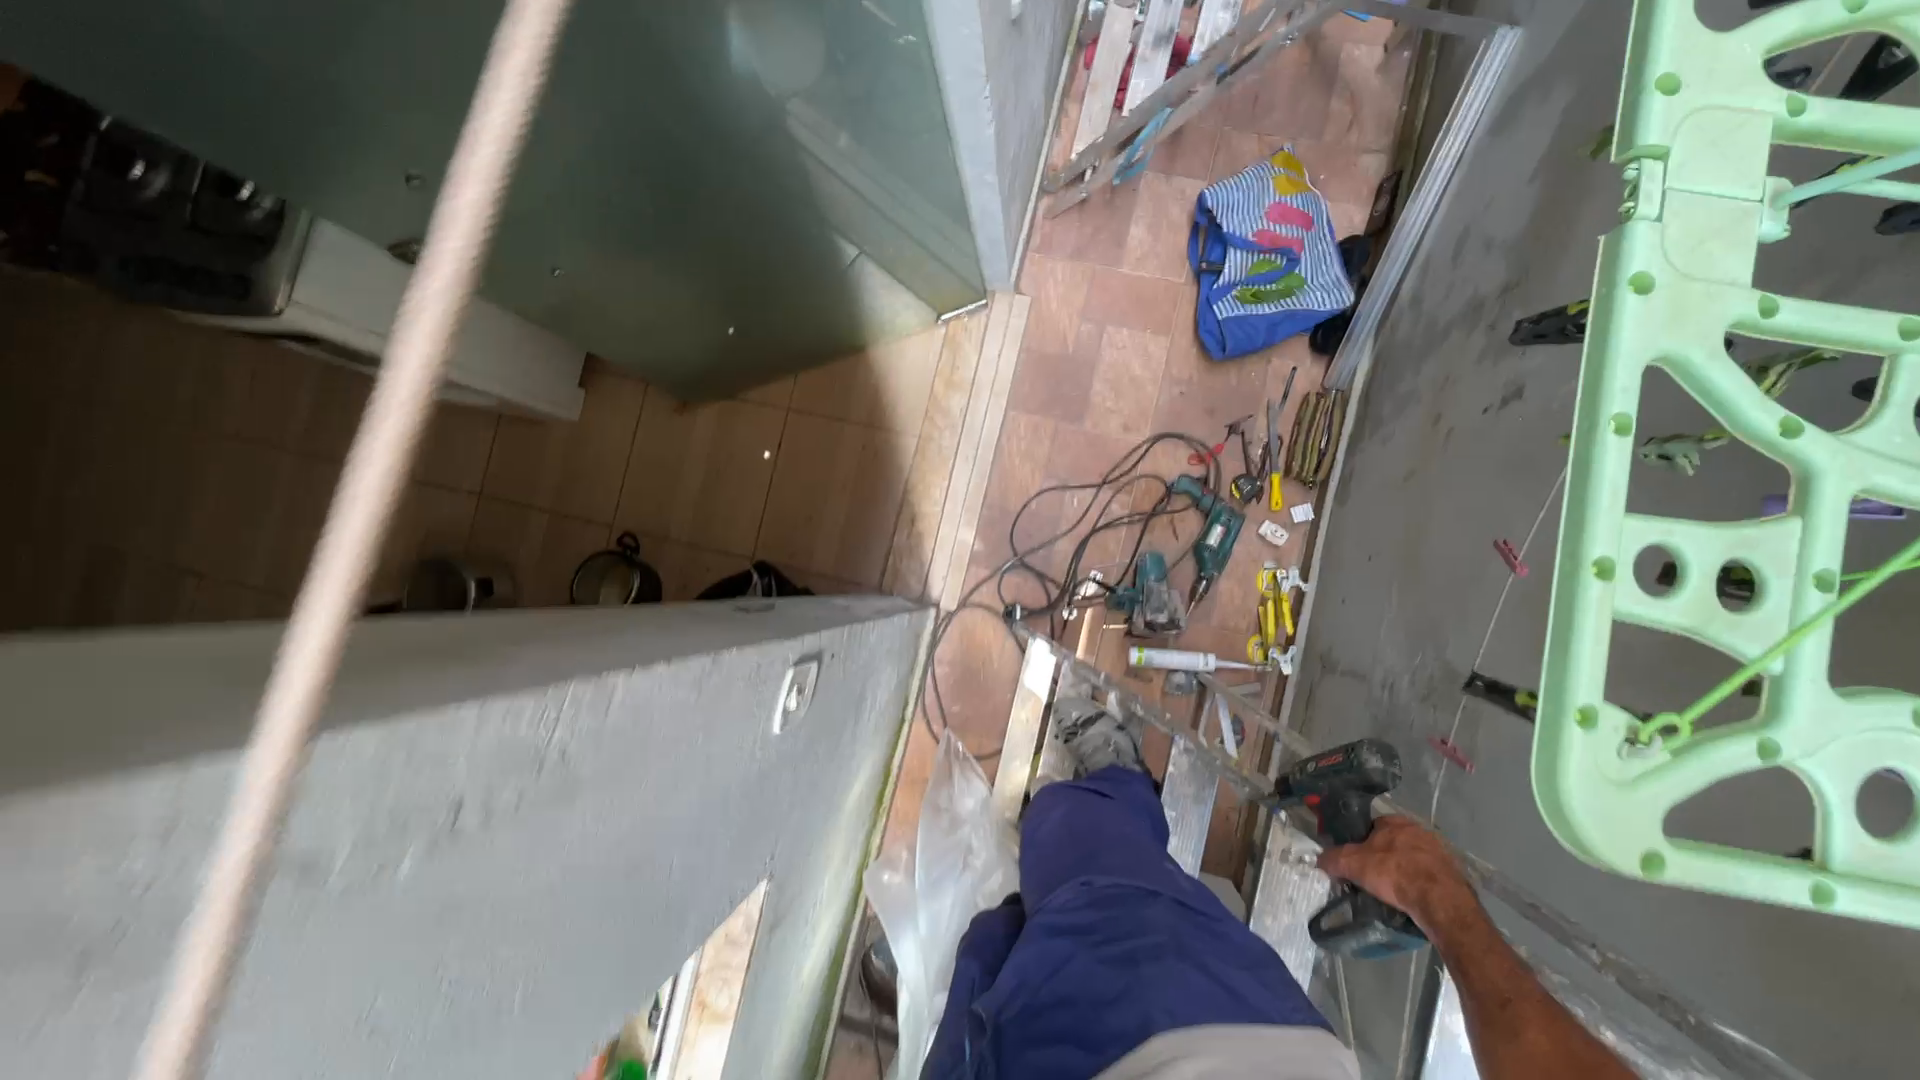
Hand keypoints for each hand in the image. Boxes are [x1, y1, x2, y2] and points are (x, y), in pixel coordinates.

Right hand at [1315, 815, 1479, 937]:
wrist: (1440, 900)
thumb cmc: (1394, 873)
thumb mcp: (1353, 864)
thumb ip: (1333, 858)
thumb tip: (1319, 859)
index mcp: (1395, 821)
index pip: (1372, 826)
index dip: (1361, 842)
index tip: (1357, 860)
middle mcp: (1419, 831)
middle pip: (1393, 843)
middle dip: (1383, 858)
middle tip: (1373, 878)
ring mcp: (1439, 852)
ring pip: (1412, 860)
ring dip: (1403, 872)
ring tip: (1393, 893)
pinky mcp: (1453, 873)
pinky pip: (1429, 876)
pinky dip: (1420, 885)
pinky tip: (1413, 899)